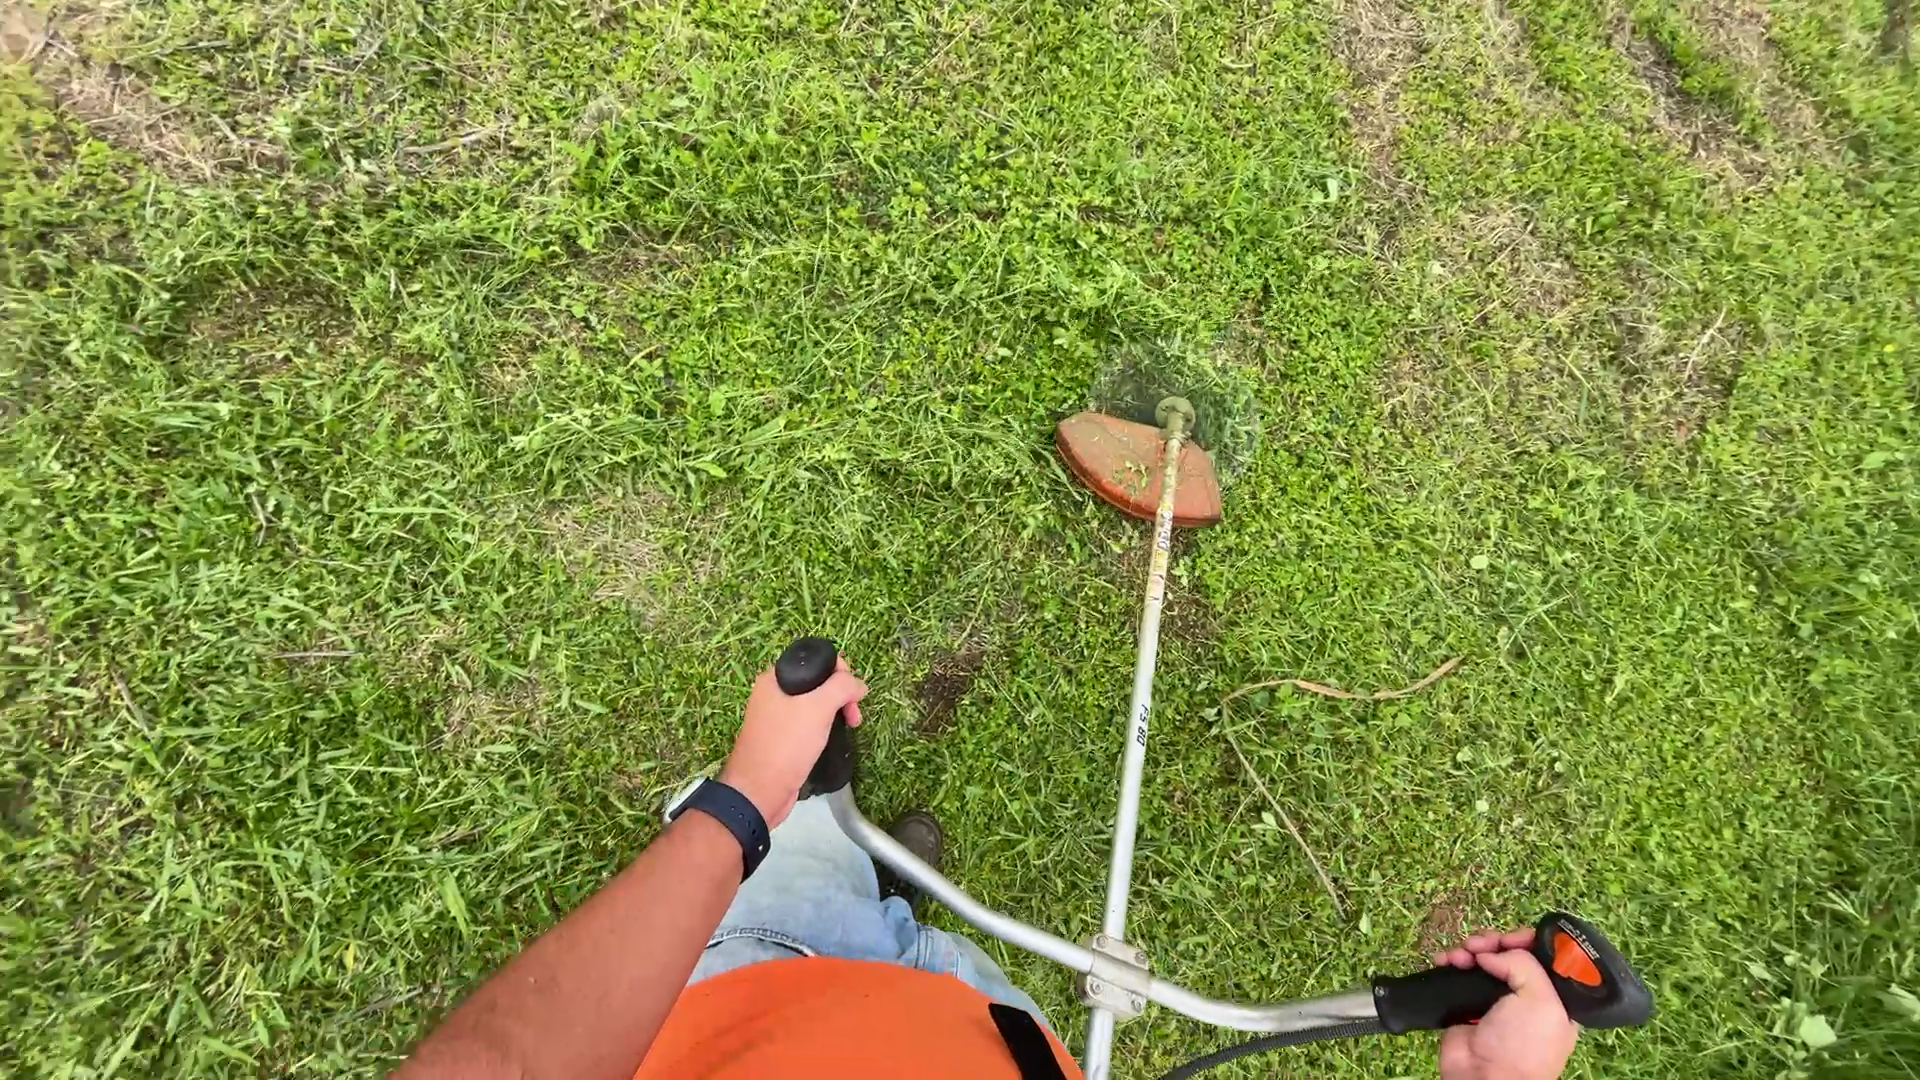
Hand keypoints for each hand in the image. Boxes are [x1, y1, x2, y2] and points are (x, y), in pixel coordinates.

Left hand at [718, 655, 866, 827]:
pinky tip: (833, 736)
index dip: (840, 672)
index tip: (852, 694)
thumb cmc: (787, 744)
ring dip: (837, 710)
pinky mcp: (783, 737)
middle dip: (842, 694)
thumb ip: (842, 687)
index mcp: (775, 678)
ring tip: (851, 725)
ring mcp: (778, 716)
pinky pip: (810, 722)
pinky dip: (825, 725)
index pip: (816, 659)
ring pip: (816, 702)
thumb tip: (859, 685)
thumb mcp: (818, 707)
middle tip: (853, 715)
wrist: (759, 792)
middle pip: (819, 681)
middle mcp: (774, 693)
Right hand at [1435, 928, 1577, 1079]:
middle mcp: (1527, 996)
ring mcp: (1496, 998)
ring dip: (1468, 950)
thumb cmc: (1522, 1044)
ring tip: (1458, 957)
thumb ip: (1523, 965)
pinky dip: (1451, 960)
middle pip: (1509, 953)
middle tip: (1479, 947)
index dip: (1527, 942)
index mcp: (1555, 999)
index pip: (1544, 958)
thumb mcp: (1541, 1002)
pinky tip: (1445, 961)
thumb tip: (1490, 954)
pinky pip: (1460, 970)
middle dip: (1492, 943)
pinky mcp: (1468, 1000)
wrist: (1484, 1075)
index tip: (1510, 938)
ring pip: (1482, 958)